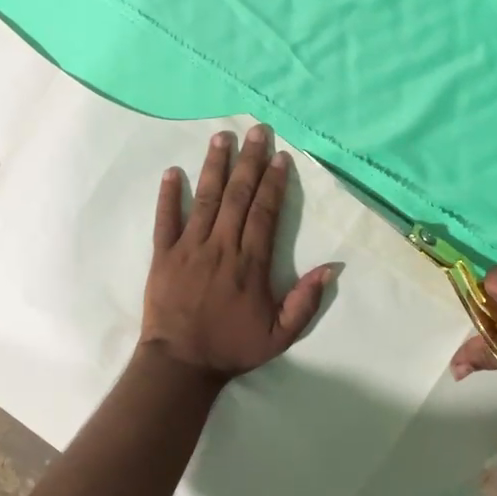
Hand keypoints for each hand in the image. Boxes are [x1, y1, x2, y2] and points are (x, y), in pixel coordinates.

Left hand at [139, 125, 335, 383]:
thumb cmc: (232, 348)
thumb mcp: (279, 335)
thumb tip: (332, 267)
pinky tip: (173, 171)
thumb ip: (306, 301)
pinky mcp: (163, 254)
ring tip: (221, 136)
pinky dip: (168, 195)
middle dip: (249, 161)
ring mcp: (190, 247)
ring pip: (205, 198)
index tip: (280, 157)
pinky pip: (165, 219)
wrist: (180, 364)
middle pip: (238, 195)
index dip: (274, 183)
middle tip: (257, 131)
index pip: (264, 212)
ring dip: (214, 166)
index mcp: (250, 263)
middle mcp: (221, 246)